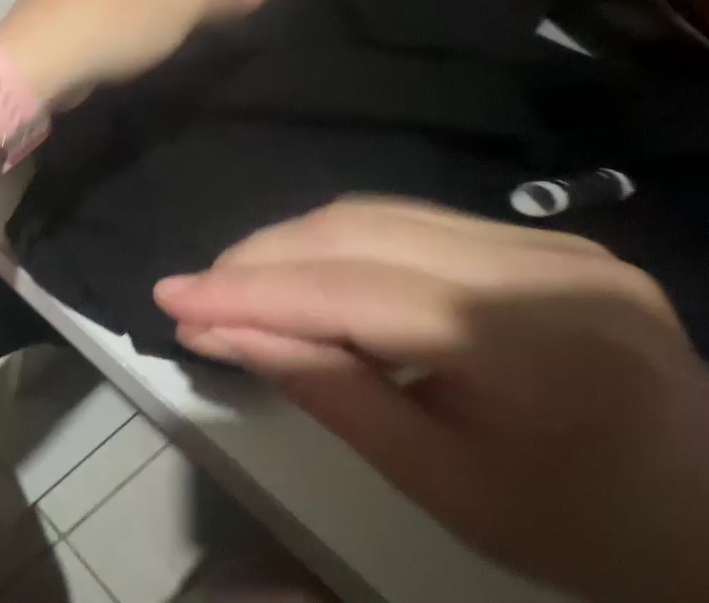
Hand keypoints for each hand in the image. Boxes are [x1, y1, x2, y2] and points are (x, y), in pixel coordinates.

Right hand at [154, 198, 708, 602]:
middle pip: (353, 235)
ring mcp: (550, 244)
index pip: (350, 293)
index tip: (167, 297)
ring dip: (285, 247)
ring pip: (368, 215)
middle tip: (191, 297)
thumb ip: (323, 389)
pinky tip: (300, 276)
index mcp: (536, 346)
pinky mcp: (540, 238)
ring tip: (234, 288)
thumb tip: (215, 330)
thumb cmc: (572, 525)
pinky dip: (330, 245)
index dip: (247, 292)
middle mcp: (547, 270)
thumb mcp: (436, 479)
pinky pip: (401, 220)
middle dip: (255, 262)